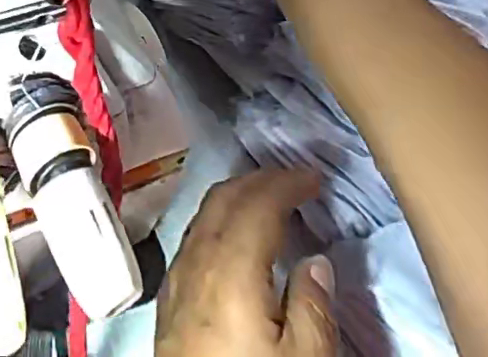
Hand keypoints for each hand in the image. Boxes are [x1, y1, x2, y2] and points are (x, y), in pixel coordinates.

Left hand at [156, 168, 336, 356]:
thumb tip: (315, 261)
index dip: (284, 185)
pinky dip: (220, 219)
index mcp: (229, 265)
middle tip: (295, 180)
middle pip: (223, 199)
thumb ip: (311, 310)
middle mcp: (196, 256)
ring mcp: (178, 271)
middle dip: (258, 181)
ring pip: (205, 213)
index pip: (255, 206)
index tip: (314, 176)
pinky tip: (235, 235)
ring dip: (236, 196)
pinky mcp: (172, 291)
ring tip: (270, 198)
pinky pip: (196, 234)